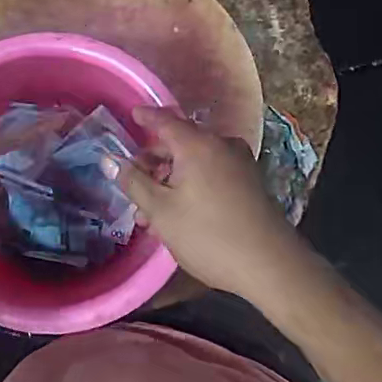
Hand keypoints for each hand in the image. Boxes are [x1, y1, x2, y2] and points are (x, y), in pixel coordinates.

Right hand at [111, 107, 304, 297]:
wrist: (271, 266)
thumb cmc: (208, 234)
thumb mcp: (160, 210)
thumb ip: (133, 182)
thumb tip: (110, 160)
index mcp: (197, 145)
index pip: (164, 119)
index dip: (145, 117)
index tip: (130, 114)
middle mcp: (221, 146)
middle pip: (179, 142)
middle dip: (152, 160)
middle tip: (132, 182)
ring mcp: (239, 164)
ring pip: (194, 162)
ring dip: (169, 179)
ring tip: (149, 211)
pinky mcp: (249, 184)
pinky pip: (211, 173)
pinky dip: (190, 184)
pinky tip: (176, 213)